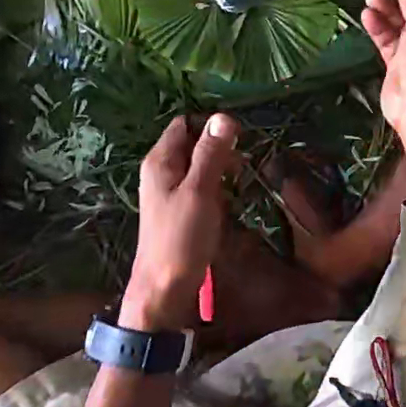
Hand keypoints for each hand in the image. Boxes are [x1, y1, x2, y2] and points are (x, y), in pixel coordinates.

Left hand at [121, 114, 238, 330]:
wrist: (165, 289)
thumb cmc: (181, 238)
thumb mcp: (200, 192)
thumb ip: (211, 154)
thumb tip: (225, 117)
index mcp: (160, 161)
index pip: (185, 123)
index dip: (210, 124)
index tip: (239, 135)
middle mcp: (161, 171)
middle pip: (192, 142)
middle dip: (219, 146)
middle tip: (245, 160)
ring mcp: (169, 191)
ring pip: (198, 165)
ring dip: (220, 166)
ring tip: (243, 176)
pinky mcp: (179, 209)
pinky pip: (199, 185)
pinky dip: (216, 185)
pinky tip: (231, 196)